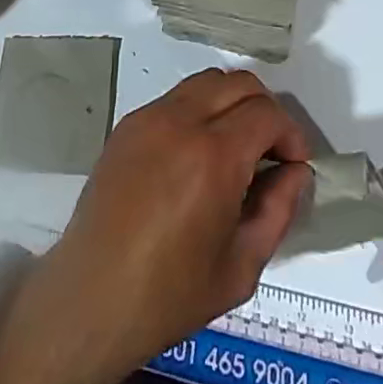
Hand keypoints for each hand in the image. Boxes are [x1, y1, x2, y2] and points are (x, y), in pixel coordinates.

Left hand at [0, 69, 312, 383]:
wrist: (88, 302)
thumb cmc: (168, 295)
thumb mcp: (242, 265)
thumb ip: (279, 209)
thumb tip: (295, 171)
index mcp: (213, 157)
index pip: (267, 114)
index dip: (291, 134)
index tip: (293, 164)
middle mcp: (180, 123)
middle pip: (241, 84)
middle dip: (267, 111)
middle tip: (270, 153)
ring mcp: (148, 119)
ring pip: (208, 81)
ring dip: (233, 104)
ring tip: (236, 147)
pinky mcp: (126, 126)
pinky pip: (177, 98)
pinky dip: (201, 110)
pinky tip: (198, 152)